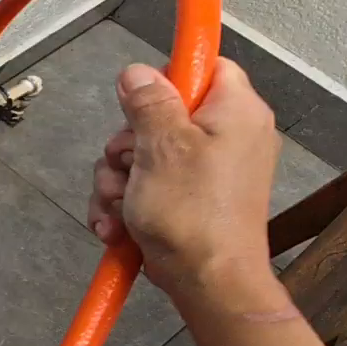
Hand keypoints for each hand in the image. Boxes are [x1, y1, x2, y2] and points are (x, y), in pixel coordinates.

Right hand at [88, 57, 283, 306]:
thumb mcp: (162, 147)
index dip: (168, 78)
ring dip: (113, 183)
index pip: (206, 70)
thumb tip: (137, 71)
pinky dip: (120, 205)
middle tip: (123, 167)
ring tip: (119, 207)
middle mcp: (222, 137)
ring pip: (135, 158)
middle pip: (154, 119)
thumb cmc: (189, 208)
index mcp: (233, 114)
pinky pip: (137, 188)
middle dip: (122, 148)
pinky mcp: (180, 198)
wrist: (204, 276)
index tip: (136, 101)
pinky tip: (116, 224)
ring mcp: (200, 170)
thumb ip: (150, 105)